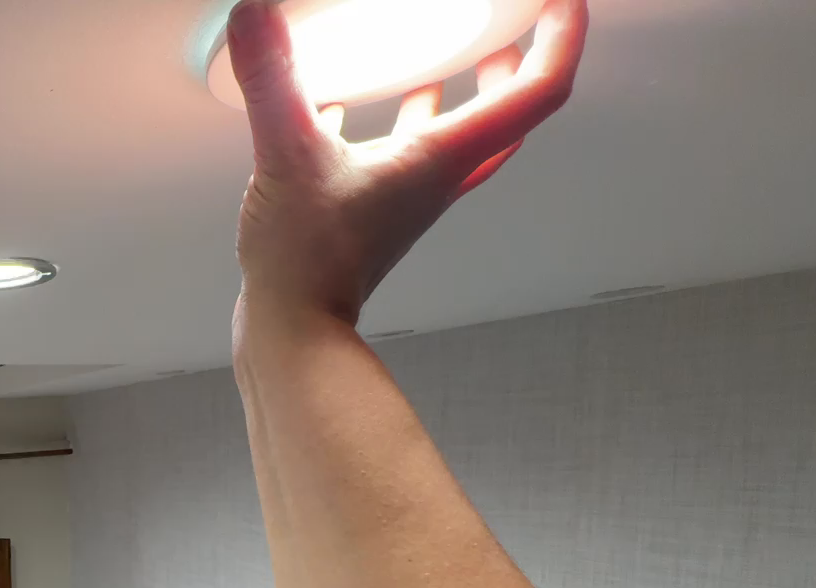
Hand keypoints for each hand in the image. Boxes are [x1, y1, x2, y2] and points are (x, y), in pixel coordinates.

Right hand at [229, 0, 588, 330]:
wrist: (288, 328)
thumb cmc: (305, 259)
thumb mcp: (287, 157)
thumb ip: (272, 84)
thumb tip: (252, 16)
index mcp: (440, 157)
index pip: (540, 85)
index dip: (562, 31)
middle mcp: (432, 182)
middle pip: (504, 119)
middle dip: (512, 68)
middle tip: (501, 34)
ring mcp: (399, 207)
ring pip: (447, 146)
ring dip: (447, 104)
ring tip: (427, 69)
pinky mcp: (364, 224)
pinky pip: (390, 169)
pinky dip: (381, 138)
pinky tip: (336, 122)